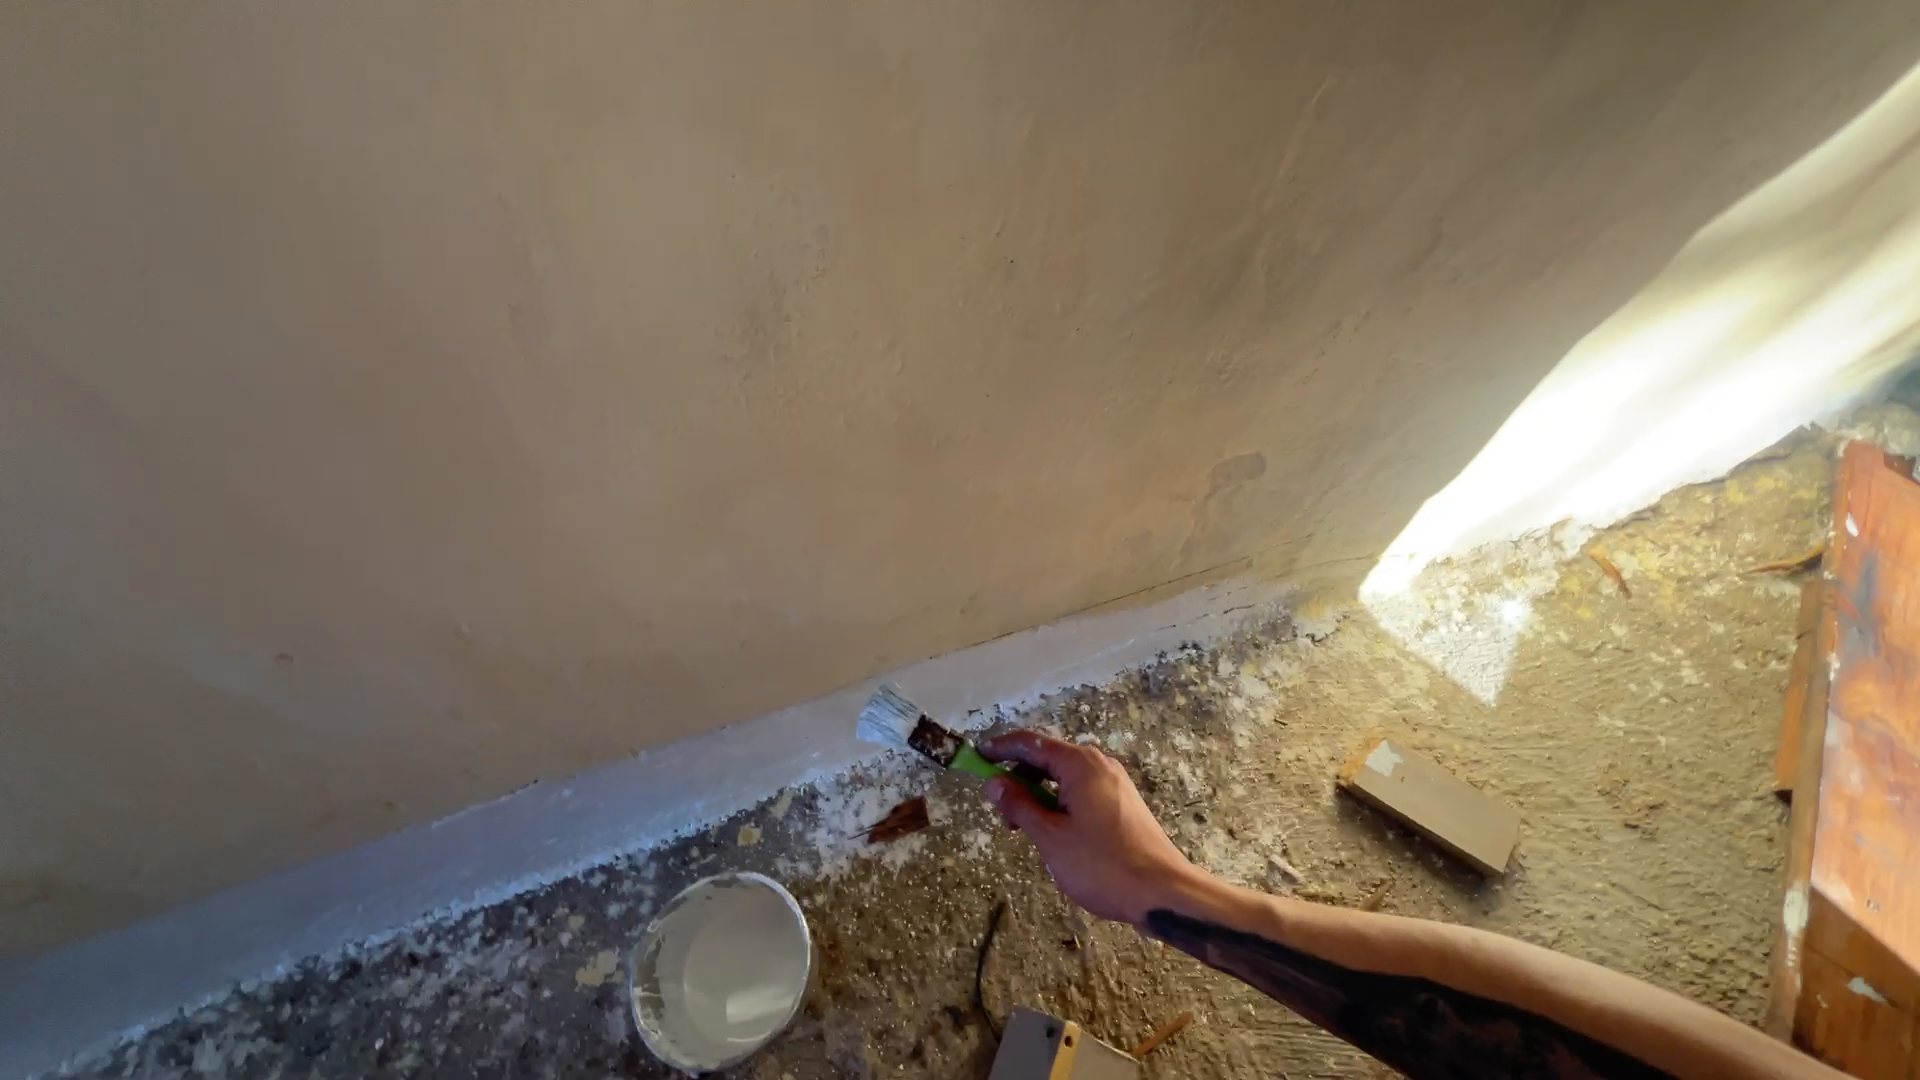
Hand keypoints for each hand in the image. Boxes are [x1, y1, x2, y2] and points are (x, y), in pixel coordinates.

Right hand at [979, 730, 1204, 925]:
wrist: (1161, 892)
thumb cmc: (1101, 864)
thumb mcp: (1050, 837)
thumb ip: (1019, 805)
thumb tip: (994, 783)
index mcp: (1079, 764)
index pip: (1031, 742)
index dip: (1001, 747)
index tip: (977, 756)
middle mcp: (1098, 764)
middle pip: (1047, 757)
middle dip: (1018, 777)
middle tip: (1001, 810)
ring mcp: (1113, 782)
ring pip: (1064, 776)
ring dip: (1038, 793)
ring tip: (1024, 826)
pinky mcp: (1121, 801)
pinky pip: (1080, 790)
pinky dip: (1058, 801)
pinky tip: (1052, 830)